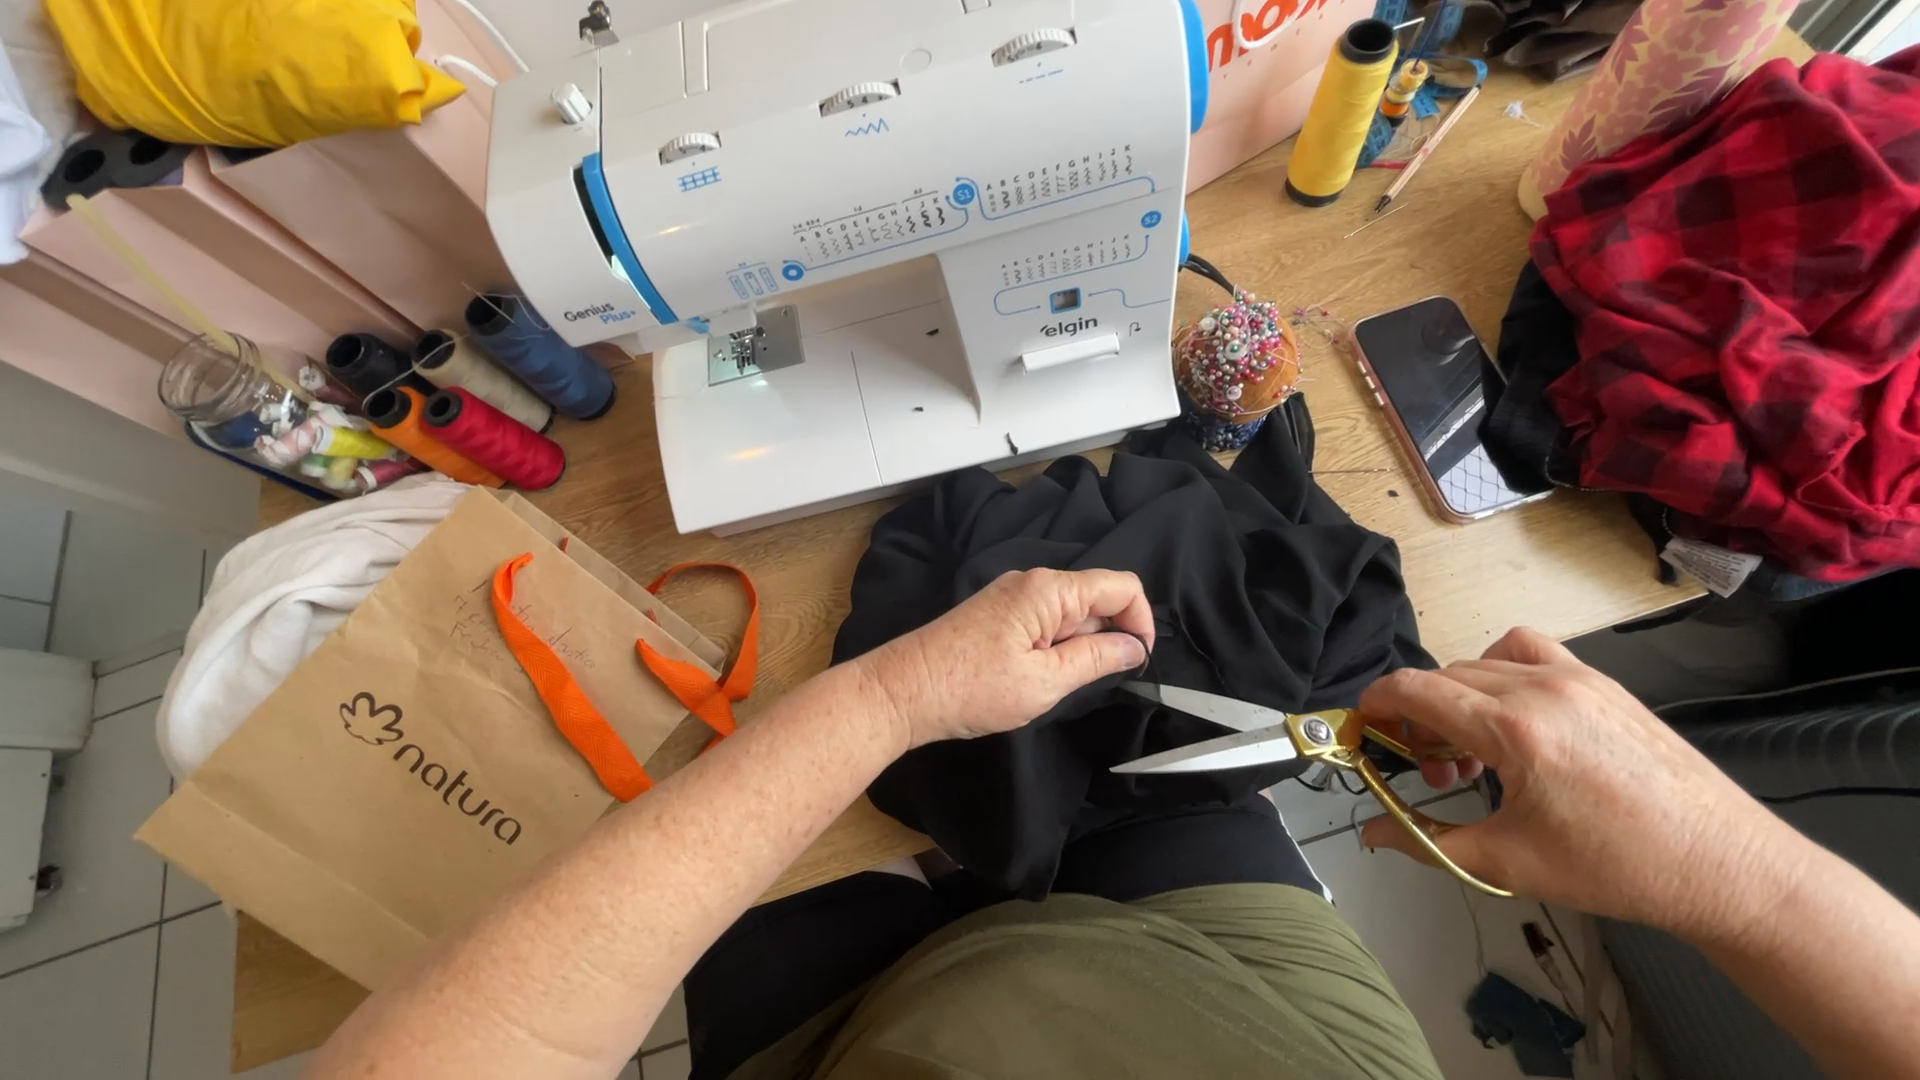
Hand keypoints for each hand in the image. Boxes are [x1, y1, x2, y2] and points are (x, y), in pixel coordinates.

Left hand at [857, 568, 1153, 748]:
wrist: (903, 690)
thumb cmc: (970, 688)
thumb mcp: (1045, 682)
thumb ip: (1097, 659)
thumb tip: (1135, 647)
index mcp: (1048, 590)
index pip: (1121, 586)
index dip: (1141, 621)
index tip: (1139, 661)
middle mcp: (1031, 582)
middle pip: (1096, 598)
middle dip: (1109, 636)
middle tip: (1093, 682)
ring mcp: (1011, 596)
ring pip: (1070, 613)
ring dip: (1080, 645)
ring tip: (1056, 683)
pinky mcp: (998, 613)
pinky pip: (1044, 621)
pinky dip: (1055, 646)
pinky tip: (1037, 676)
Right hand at [1356, 628, 1797, 935]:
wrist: (1731, 871)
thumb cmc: (1619, 870)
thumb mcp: (1508, 863)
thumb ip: (1425, 841)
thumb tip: (1370, 835)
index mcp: (1514, 732)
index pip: (1413, 689)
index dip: (1375, 704)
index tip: (1365, 727)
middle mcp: (1540, 691)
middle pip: (1439, 679)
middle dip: (1416, 717)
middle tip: (1430, 766)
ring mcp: (1576, 679)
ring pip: (1476, 664)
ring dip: (1454, 697)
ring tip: (1472, 746)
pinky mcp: (1602, 682)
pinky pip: (1525, 649)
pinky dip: (1496, 668)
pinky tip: (1508, 710)